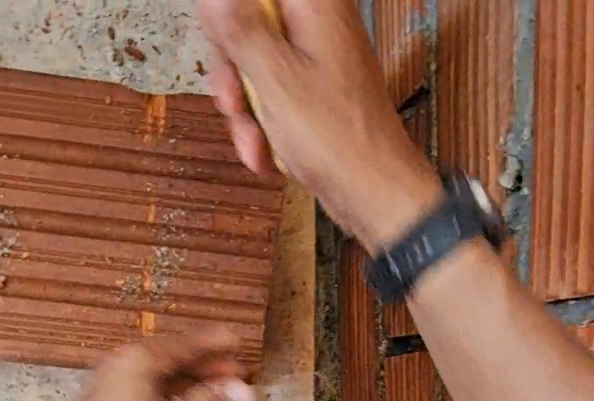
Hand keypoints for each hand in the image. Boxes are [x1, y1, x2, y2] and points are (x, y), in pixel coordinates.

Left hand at [42, 331, 256, 400]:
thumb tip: (243, 391)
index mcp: (139, 359)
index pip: (187, 343)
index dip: (215, 343)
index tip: (237, 340)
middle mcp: (123, 360)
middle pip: (174, 357)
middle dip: (206, 368)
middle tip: (235, 376)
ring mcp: (112, 378)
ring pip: (160, 373)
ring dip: (190, 382)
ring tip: (218, 394)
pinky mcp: (107, 397)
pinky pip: (146, 385)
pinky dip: (169, 392)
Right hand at [199, 0, 441, 250]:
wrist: (369, 189)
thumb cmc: (335, 138)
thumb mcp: (273, 80)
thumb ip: (240, 29)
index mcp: (312, 5)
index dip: (229, 18)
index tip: (224, 49)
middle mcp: (315, 24)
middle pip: (248, 28)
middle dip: (233, 74)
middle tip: (233, 105)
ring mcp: (315, 60)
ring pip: (255, 68)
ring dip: (245, 112)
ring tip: (254, 144)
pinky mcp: (313, 93)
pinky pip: (272, 97)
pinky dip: (263, 126)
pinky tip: (265, 153)